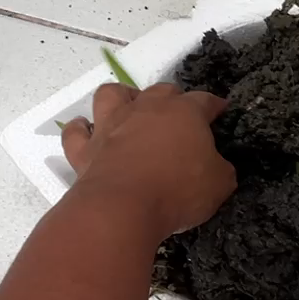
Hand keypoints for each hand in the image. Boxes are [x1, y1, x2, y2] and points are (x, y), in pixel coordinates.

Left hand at [61, 82, 235, 238]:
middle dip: (174, 98)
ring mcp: (111, 125)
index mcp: (185, 113)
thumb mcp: (220, 183)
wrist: (123, 208)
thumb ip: (221, 168)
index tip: (221, 111)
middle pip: (161, 91)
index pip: (205, 100)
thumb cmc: (179, 190)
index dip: (215, 105)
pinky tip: (87, 131)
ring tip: (130, 111)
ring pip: (112, 95)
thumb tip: (216, 165)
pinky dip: (82, 129)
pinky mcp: (86, 148)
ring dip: (122, 98)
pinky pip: (77, 132)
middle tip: (181, 117)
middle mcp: (146, 109)